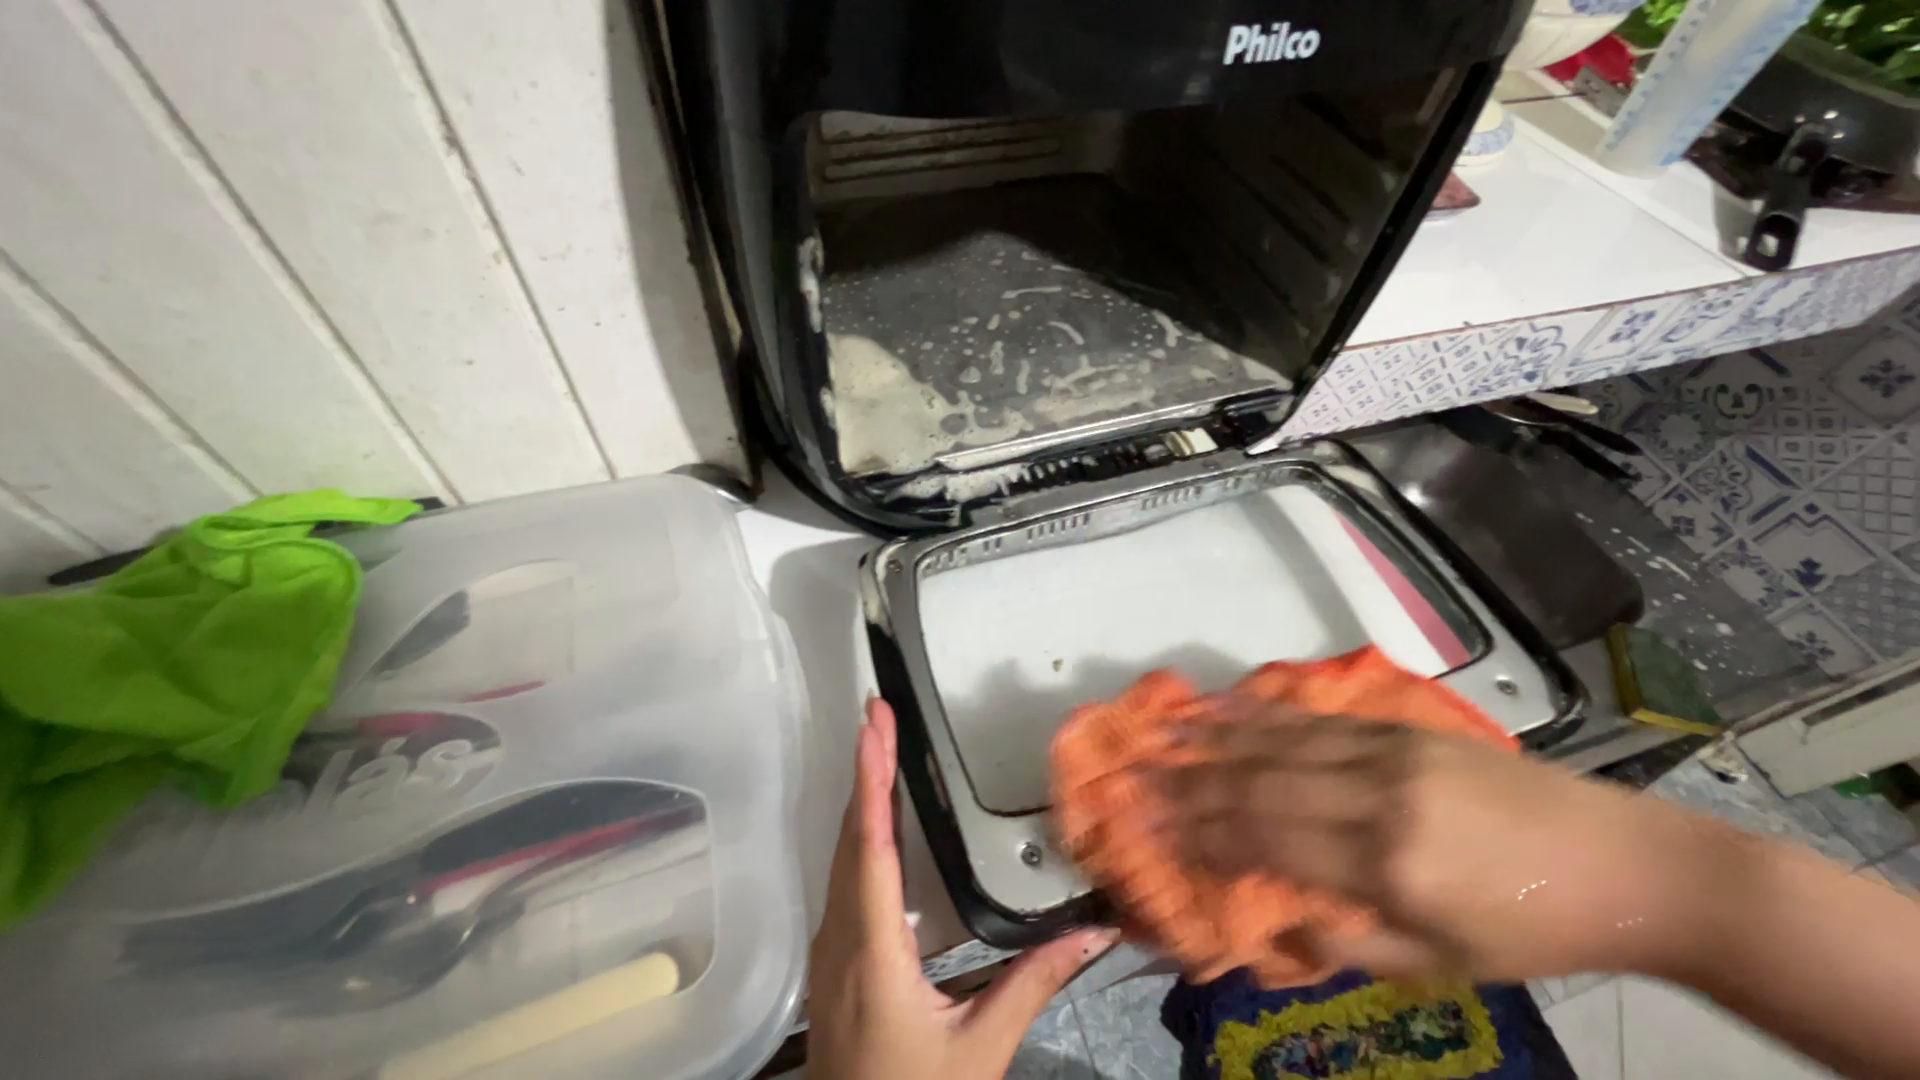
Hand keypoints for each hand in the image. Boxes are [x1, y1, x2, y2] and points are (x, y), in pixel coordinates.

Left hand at [807, 697, 1116, 1079]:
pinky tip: (879, 818)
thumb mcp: (980, 1049)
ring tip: (877, 745)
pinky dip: (860, 832)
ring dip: (860, 795)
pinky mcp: (835, 955)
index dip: (872, 782)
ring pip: (842, 854)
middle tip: (877, 713)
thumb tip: (1094, 931)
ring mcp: (831, 945)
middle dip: (864, 768)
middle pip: (850, 837)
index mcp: (872, 950)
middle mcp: (841, 935)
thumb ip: (1033, 984)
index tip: (872, 727)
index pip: (871, 849)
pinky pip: (846, 877)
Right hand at [1161, 704, 1706, 981]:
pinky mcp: (1406, 728)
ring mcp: (1389, 751)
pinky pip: (1318, 716)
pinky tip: (1232, 706)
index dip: (1200, 830)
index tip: (1150, 824)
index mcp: (1384, 863)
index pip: (1265, 838)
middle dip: (1190, 780)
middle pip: (1260, 781)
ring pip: (1282, 739)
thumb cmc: (1529, 930)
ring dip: (1215, 736)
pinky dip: (1265, 712)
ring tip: (1162, 732)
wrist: (1628, 866)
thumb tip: (1273, 917)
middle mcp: (1375, 795)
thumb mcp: (1440, 967)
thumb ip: (1347, 942)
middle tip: (1135, 776)